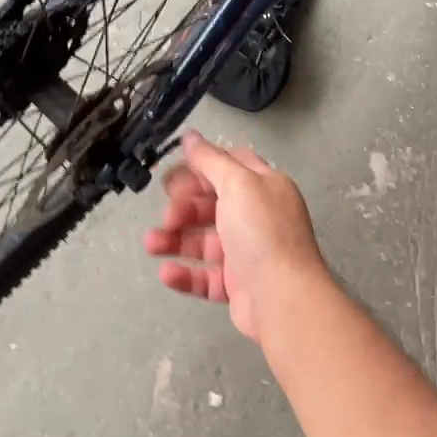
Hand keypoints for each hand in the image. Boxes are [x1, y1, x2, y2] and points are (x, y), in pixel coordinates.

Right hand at [143, 130, 329, 342]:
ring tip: (151, 244)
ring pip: (204, 241)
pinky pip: (205, 276)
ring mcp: (247, 252)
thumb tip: (190, 136)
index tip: (174, 174)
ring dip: (175, 239)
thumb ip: (211, 160)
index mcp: (263, 187)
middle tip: (167, 213)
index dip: (201, 167)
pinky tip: (166, 272)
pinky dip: (185, 273)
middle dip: (184, 206)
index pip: (229, 166)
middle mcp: (257, 216)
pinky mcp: (237, 285)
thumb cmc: (262, 233)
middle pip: (212, 204)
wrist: (284, 300)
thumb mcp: (237, 184)